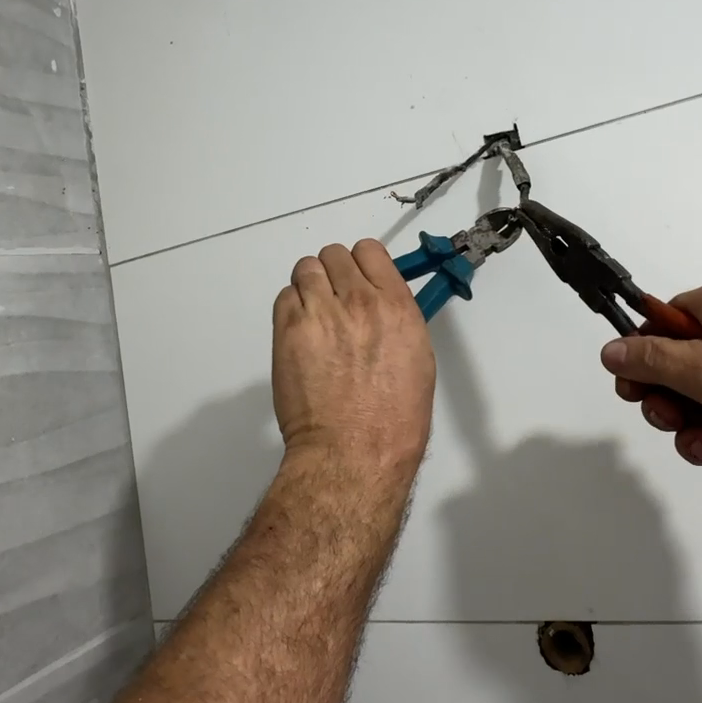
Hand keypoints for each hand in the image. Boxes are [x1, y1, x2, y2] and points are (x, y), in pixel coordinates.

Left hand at [271, 240, 436, 474]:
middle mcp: (358, 300)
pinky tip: (301, 333)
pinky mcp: (288, 329)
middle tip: (335, 301)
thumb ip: (396, 319)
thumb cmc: (395, 418)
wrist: (352, 452)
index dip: (362, 263)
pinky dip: (292, 307)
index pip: (370, 250)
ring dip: (310, 285)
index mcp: (396, 306)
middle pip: (334, 253)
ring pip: (306, 268)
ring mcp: (319, 312)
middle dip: (335, 273)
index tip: (360, 281)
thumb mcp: (417, 358)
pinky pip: (284, 295)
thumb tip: (378, 305)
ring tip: (314, 315)